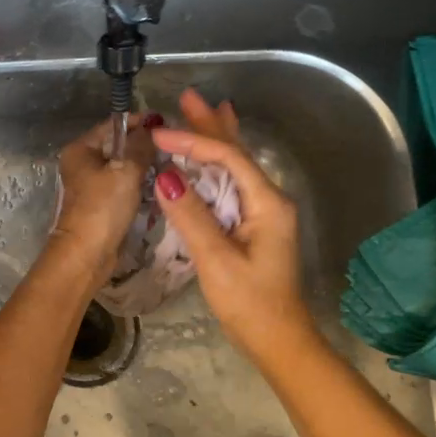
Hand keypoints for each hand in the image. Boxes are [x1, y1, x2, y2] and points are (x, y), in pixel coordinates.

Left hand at [47, 117, 157, 287]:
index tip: (169, 125)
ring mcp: (91, 187)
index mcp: (79, 150)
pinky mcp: (101, 206)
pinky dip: (140, 188)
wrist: (87, 254)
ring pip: (124, 169)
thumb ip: (142, 145)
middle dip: (146, 148)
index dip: (141, 123)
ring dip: (146, 169)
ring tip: (172, 167)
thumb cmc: (103, 207)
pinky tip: (160, 189)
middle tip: (175, 148)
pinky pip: (125, 189)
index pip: (113, 125)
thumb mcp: (126, 170)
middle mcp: (82, 165)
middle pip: (119, 147)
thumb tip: (155, 126)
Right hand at [152, 89, 314, 357]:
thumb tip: (165, 175)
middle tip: (186, 97)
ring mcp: (263, 213)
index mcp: (266, 203)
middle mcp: (269, 200)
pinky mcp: (254, 227)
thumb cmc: (249, 302)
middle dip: (210, 125)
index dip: (193, 141)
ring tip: (202, 110)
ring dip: (215, 139)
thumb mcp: (216, 259)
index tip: (158, 133)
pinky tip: (211, 158)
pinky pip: (233, 185)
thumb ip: (191, 215)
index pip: (227, 158)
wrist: (278, 340)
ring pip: (236, 167)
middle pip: (237, 153)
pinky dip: (218, 165)